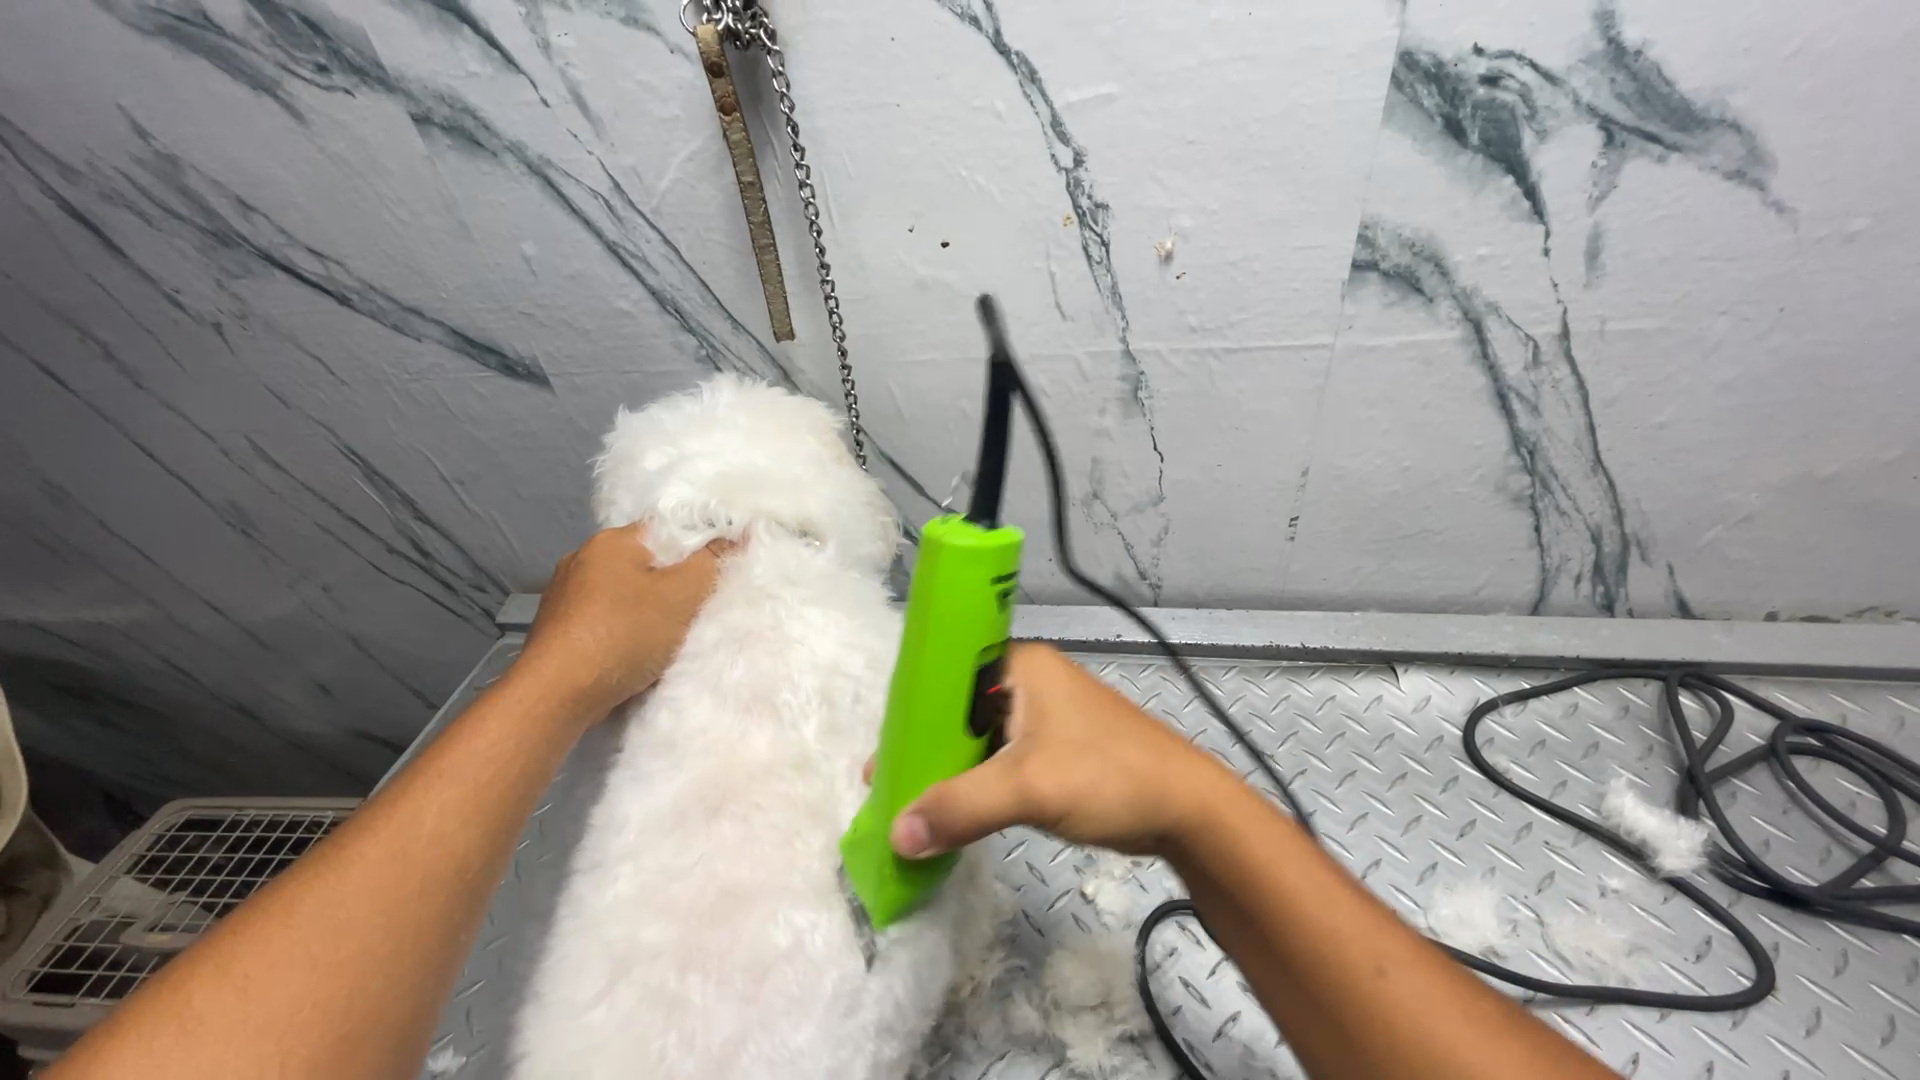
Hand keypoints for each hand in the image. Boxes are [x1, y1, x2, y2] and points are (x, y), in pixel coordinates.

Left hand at [508, 525, 727, 722]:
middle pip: (646, 561)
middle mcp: (583, 558)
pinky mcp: (559, 626)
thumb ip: (711, 562)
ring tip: (671, 633)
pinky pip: (605, 617)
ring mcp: (565, 593)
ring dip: (648, 607)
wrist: (557, 693)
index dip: (699, 546)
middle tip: (701, 606)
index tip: (719, 572)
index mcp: (612, 541)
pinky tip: (637, 650)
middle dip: (674, 582)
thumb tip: (738, 533)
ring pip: (625, 591)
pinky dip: (625, 628)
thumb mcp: (681, 596)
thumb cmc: (624, 635)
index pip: (667, 529)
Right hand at [887, 644, 1234, 858]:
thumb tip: (898, 835)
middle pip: (956, 712)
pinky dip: (975, 786)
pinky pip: (998, 762)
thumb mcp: (1029, 787)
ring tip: (912, 808)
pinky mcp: (1053, 749)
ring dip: (948, 773)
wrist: (1187, 810)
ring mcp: (1042, 717)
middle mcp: (1027, 682)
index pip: (945, 675)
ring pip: (977, 740)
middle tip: (889, 791)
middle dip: (924, 751)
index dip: (909, 714)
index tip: (881, 759)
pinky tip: (953, 814)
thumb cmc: (1109, 776)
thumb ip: (961, 807)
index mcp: (1020, 665)